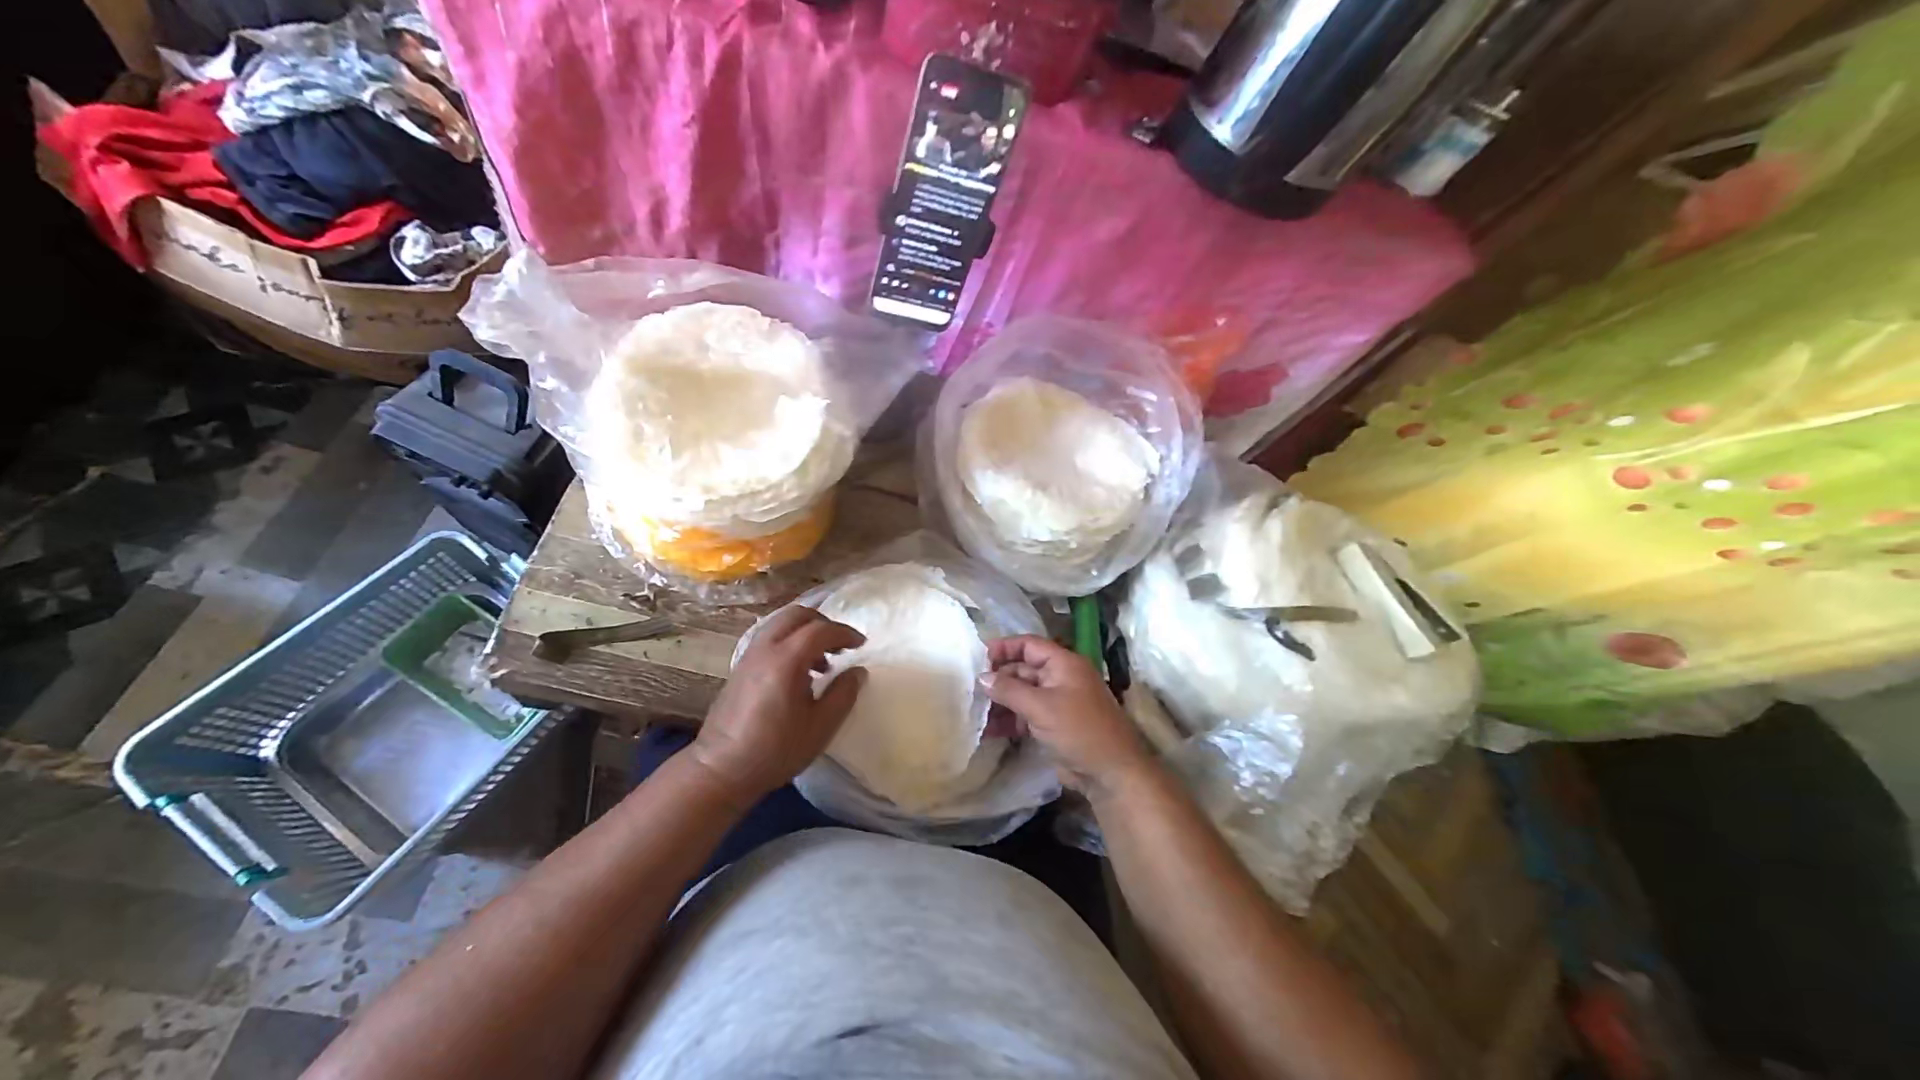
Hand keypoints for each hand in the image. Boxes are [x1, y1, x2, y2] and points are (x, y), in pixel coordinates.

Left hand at [691, 606, 865, 799]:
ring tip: (822, 662)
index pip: (820, 630)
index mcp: (785, 660)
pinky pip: (769, 639)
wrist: (721, 769)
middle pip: (796, 615)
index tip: (861, 646)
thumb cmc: (775, 750)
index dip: (845, 633)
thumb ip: (844, 694)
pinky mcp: (739, 668)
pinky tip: (799, 674)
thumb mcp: (821, 727)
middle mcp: (764, 649)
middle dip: (824, 623)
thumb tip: (857, 672)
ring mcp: (748, 656)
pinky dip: (789, 642)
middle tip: (841, 645)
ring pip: (780, 624)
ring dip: (805, 632)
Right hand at [982, 635, 1157, 798]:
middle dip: (998, 679)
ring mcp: (1058, 702)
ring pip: (1023, 694)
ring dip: (1000, 702)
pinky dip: (1009, 720)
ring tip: (975, 712)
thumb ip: (1009, 689)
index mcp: (1064, 664)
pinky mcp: (1054, 725)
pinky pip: (1026, 714)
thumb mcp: (1041, 707)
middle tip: (970, 689)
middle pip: (1023, 670)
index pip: (1029, 645)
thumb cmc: (1079, 730)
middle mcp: (1061, 678)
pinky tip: (989, 730)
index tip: (978, 657)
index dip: (1004, 647)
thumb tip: (982, 677)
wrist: (1111, 773)